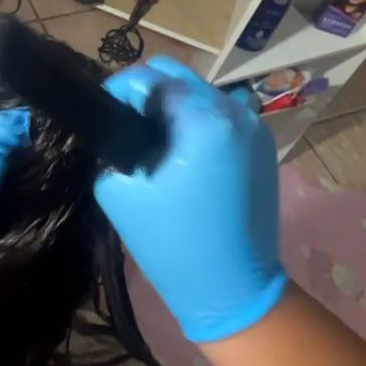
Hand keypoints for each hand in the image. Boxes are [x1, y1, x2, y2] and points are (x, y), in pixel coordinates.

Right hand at [94, 57, 283, 341]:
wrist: (233, 288)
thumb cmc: (172, 244)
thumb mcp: (121, 191)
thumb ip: (115, 145)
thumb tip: (119, 126)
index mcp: (202, 119)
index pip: (150, 78)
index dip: (119, 90)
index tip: (103, 112)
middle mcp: (233, 110)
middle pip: (178, 76)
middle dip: (147, 93)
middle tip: (125, 124)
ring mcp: (253, 126)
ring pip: (199, 92)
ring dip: (172, 106)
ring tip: (152, 141)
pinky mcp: (261, 144)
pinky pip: (219, 114)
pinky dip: (195, 122)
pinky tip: (180, 153)